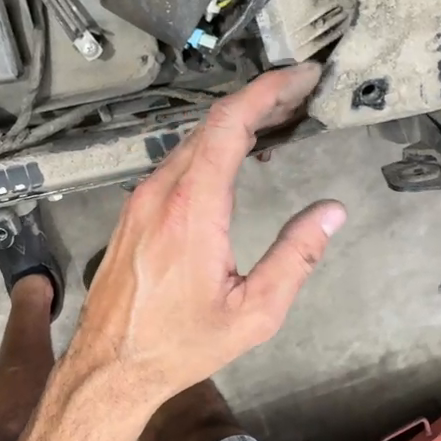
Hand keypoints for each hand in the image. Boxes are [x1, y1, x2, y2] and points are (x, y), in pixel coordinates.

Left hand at [58, 64, 346, 420]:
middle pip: (209, 127)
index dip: (266, 92)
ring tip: (276, 124)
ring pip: (188, 144)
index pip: (228, 126)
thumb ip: (296, 257)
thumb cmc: (179, 344)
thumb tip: (330, 212)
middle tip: (300, 97)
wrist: (110, 364)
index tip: (300, 77)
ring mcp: (138, 201)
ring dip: (232, 127)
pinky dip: (208, 151)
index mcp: (191, 209)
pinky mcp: (131, 214)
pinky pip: (172, 166)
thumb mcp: (254, 312)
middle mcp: (159, 193)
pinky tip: (232, 161)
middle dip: (258, 104)